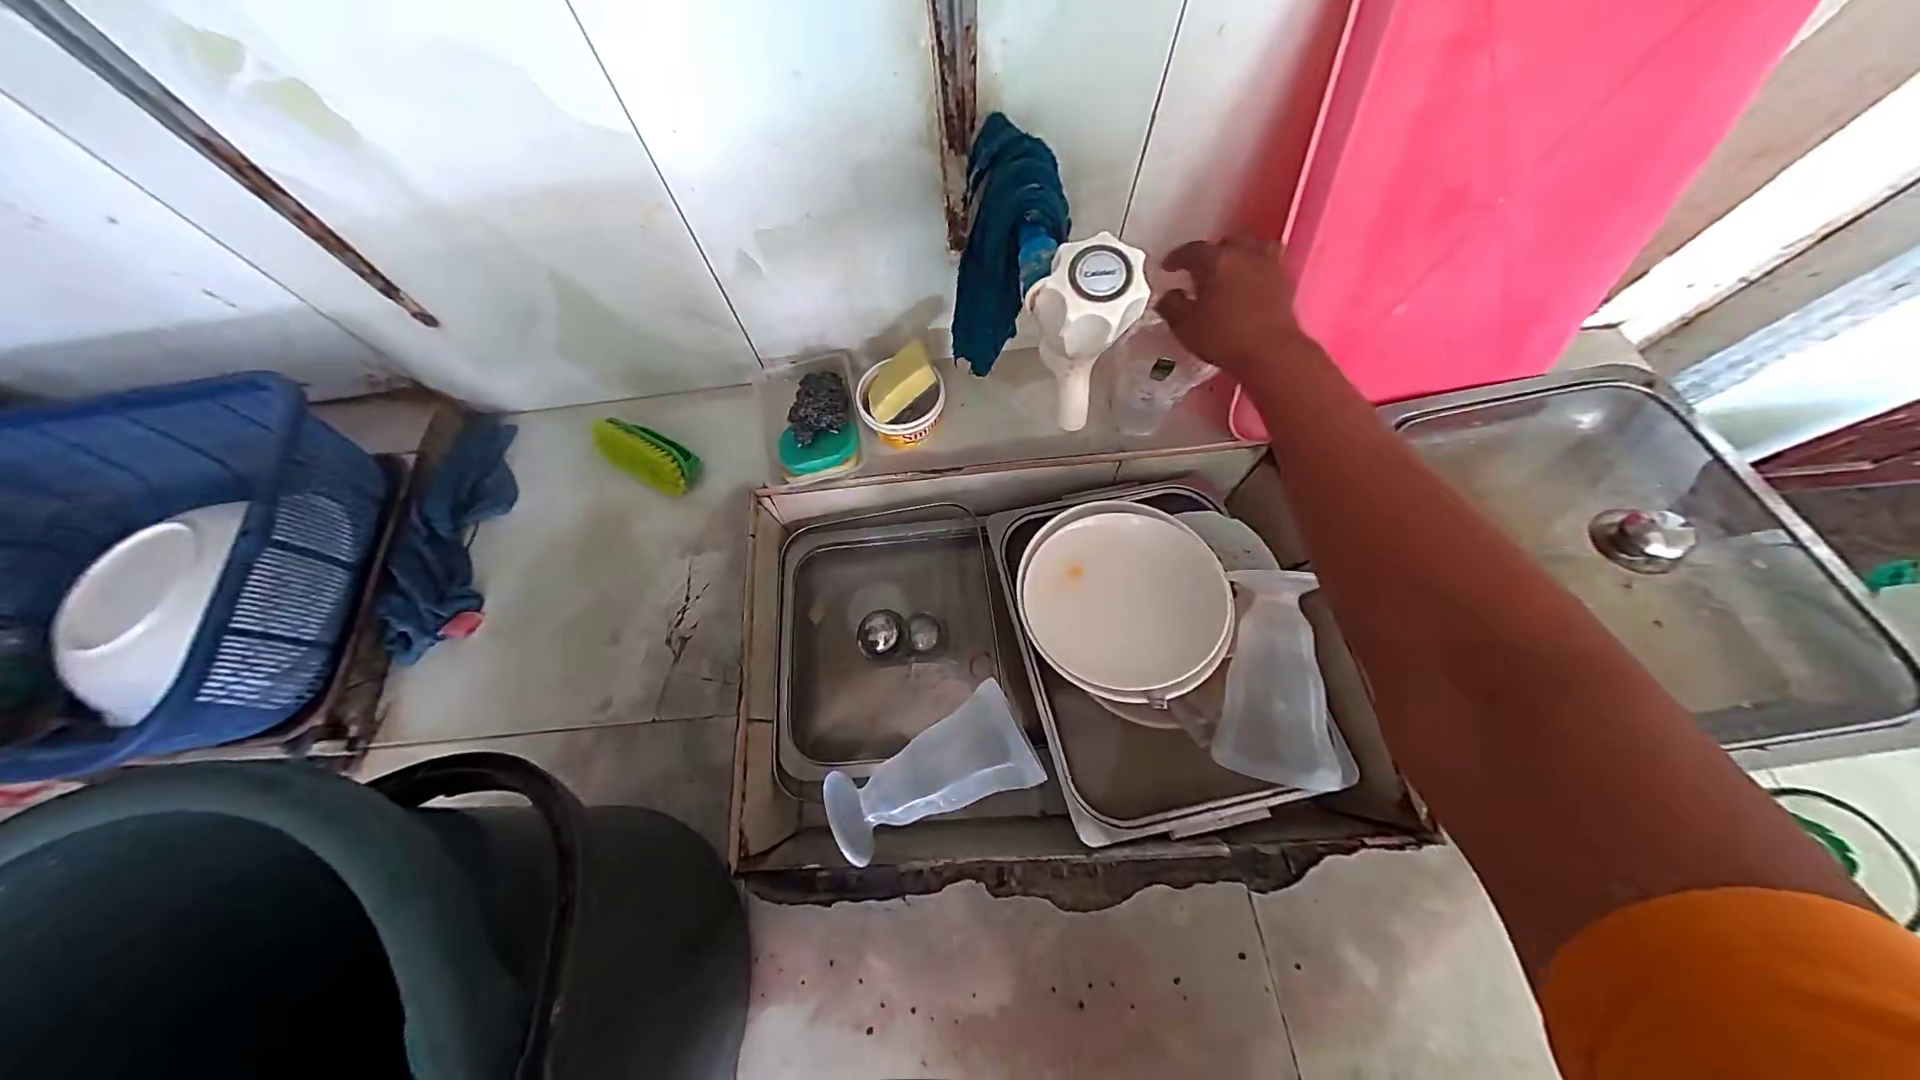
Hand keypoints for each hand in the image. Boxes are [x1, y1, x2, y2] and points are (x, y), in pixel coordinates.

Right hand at [1156, 234, 1311, 376]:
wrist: (1270, 352)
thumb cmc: (1224, 338)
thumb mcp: (1185, 326)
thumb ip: (1171, 306)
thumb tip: (1169, 296)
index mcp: (1217, 260)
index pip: (1192, 250)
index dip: (1177, 258)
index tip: (1169, 267)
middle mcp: (1246, 254)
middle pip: (1226, 242)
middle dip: (1210, 253)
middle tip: (1199, 271)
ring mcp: (1269, 265)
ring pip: (1252, 247)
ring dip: (1238, 255)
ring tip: (1228, 272)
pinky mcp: (1285, 281)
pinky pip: (1267, 264)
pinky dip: (1255, 269)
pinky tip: (1248, 285)